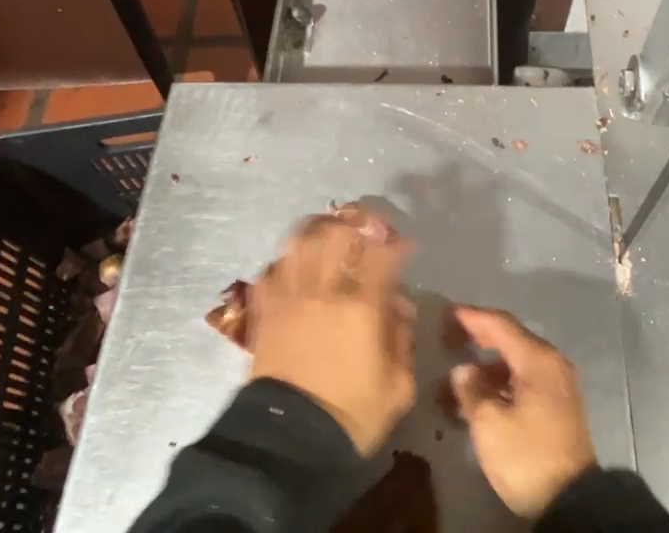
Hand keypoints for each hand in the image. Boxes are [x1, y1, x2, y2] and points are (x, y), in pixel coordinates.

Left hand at [249, 207, 414, 454]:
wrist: (290, 442)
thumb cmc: (352, 415)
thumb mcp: (398, 386)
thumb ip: (403, 340)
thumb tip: (401, 308)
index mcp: (363, 307)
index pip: (382, 255)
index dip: (396, 243)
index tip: (404, 245)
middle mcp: (325, 292)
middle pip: (336, 234)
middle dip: (354, 225)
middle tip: (365, 230)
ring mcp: (290, 299)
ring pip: (298, 244)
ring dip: (316, 234)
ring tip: (327, 237)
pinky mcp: (265, 313)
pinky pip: (270, 272)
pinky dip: (284, 264)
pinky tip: (293, 270)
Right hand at [446, 306, 596, 517]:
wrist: (572, 501)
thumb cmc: (527, 456)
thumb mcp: (489, 425)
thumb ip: (472, 391)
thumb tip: (463, 370)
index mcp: (538, 360)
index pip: (501, 325)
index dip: (472, 317)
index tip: (447, 313)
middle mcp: (551, 364)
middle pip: (510, 340)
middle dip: (478, 338)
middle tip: (448, 338)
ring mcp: (557, 386)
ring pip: (515, 364)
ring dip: (485, 369)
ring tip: (453, 381)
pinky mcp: (557, 407)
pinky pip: (523, 382)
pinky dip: (499, 384)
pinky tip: (477, 399)